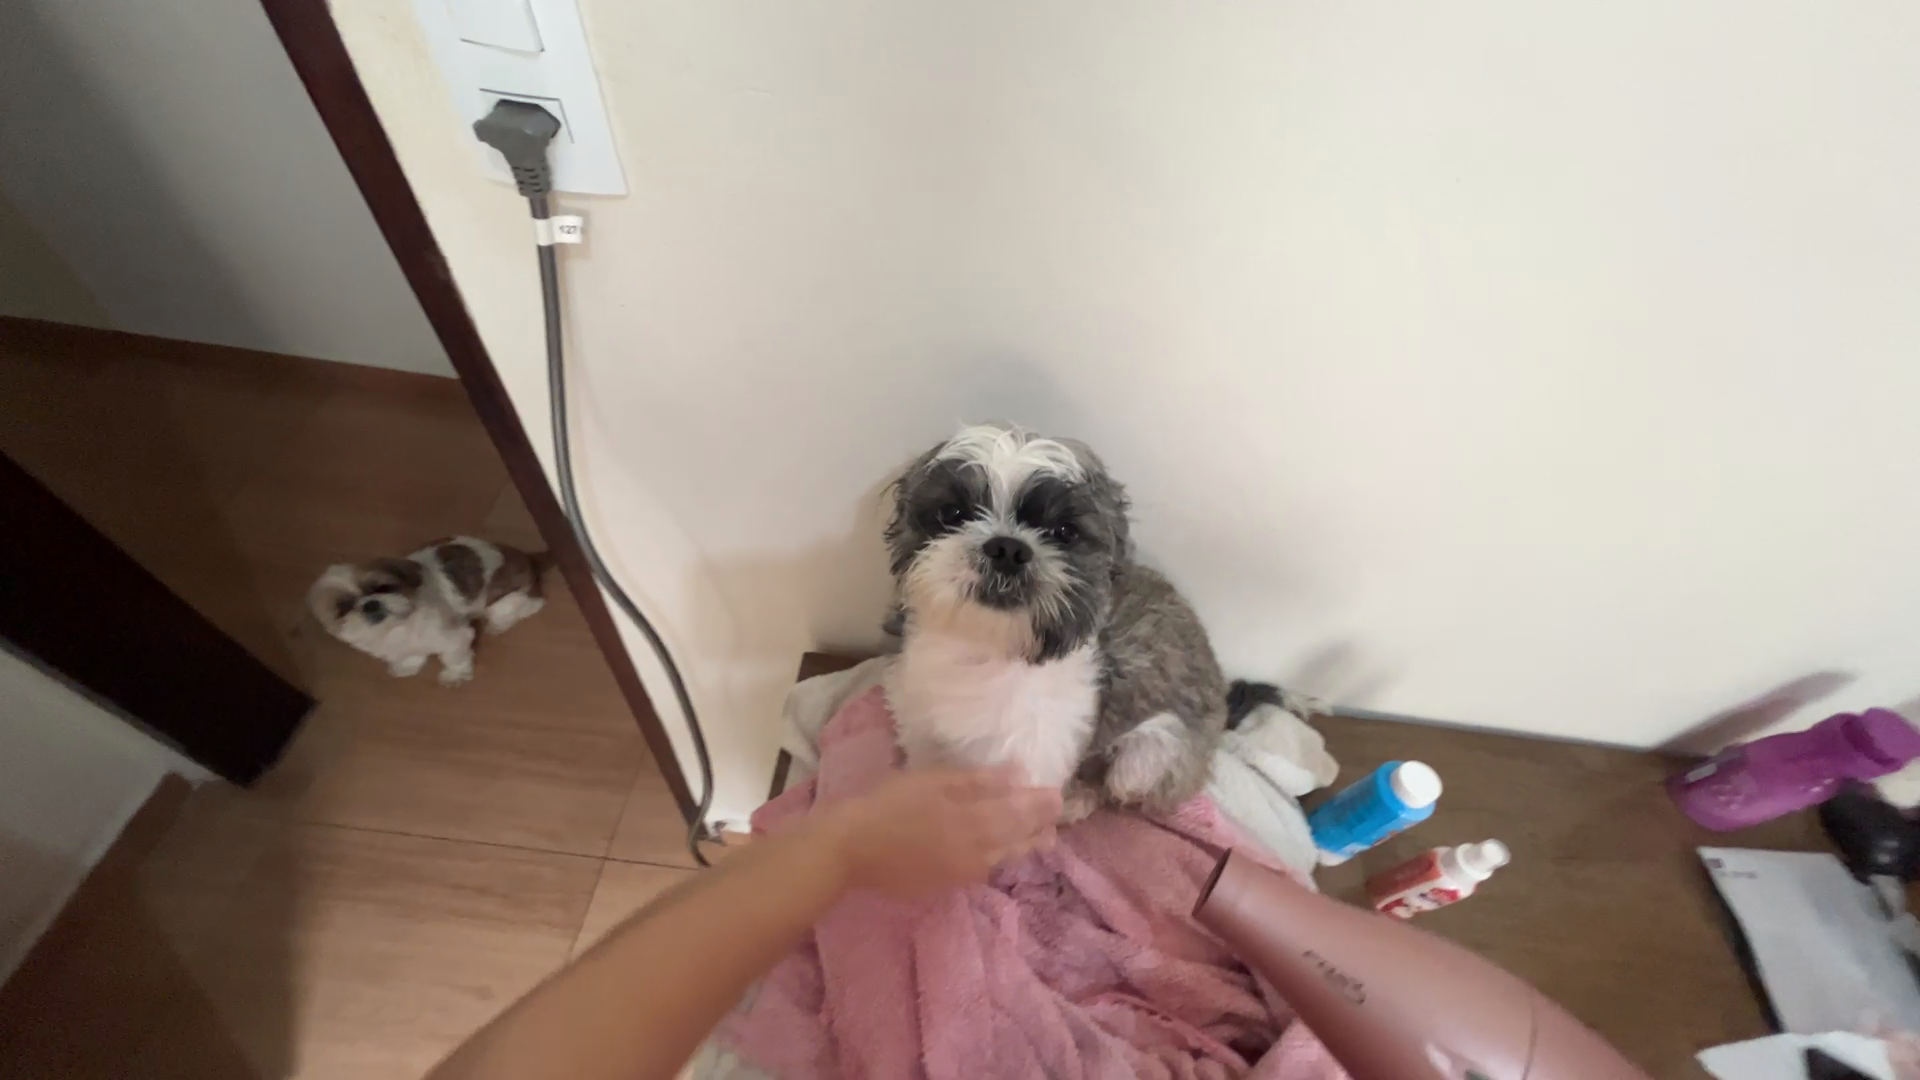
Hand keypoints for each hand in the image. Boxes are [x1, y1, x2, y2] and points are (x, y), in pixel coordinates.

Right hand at [817, 768, 1061, 898]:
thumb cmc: (891, 804)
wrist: (851, 849)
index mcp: (974, 823)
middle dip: (1038, 828)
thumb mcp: (933, 781)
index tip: (1058, 794)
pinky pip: (982, 870)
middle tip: (1055, 817)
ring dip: (1024, 846)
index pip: (1018, 813)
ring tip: (1040, 838)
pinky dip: (999, 858)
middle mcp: (976, 854)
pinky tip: (999, 853)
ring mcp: (959, 874)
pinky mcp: (943, 886)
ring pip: (1002, 859)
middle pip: (1015, 840)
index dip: (1040, 804)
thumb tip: (1017, 775)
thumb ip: (977, 781)